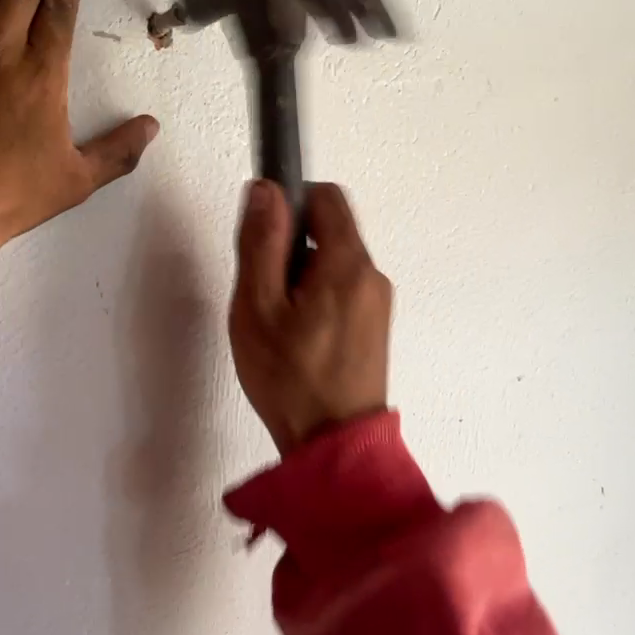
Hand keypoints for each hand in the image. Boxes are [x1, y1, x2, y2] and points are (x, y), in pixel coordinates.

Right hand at [230, 181, 392, 454]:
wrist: (332, 446)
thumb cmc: (288, 376)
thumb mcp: (257, 305)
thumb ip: (261, 242)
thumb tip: (266, 188)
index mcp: (348, 263)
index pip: (327, 196)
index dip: (290, 199)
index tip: (261, 232)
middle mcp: (372, 276)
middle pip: (329, 231)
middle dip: (290, 245)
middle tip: (259, 290)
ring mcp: (377, 305)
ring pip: (332, 264)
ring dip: (299, 276)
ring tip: (274, 321)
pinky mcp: (374, 329)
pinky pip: (341, 291)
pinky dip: (314, 298)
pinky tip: (293, 337)